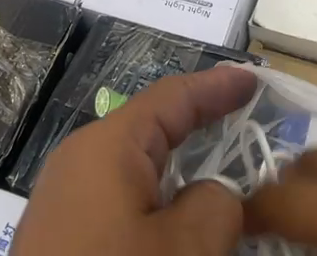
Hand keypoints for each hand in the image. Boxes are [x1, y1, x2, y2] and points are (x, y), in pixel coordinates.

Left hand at [14, 66, 258, 255]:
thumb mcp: (184, 251)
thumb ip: (214, 206)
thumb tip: (211, 195)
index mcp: (108, 145)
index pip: (172, 97)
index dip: (216, 87)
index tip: (253, 79)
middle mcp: (81, 160)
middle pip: (152, 129)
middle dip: (198, 124)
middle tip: (244, 120)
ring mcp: (67, 200)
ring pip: (137, 170)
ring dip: (180, 172)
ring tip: (222, 172)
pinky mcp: (63, 237)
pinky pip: (121, 203)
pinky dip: (157, 204)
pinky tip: (179, 223)